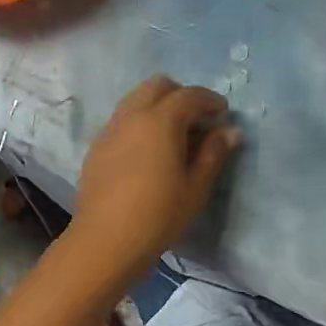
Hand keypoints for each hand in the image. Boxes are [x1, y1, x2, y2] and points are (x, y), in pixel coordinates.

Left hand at [70, 76, 238, 277]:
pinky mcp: (95, 147)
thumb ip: (213, 154)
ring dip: (156, 106)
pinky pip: (120, 120)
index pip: (189, 95)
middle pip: (157, 86)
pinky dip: (138, 123)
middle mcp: (131, 116)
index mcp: (160, 121)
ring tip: (171, 135)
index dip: (210, 100)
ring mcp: (109, 130)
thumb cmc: (158, 215)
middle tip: (196, 119)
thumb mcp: (195, 188)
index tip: (222, 113)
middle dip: (180, 94)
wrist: (105, 240)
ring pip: (134, 100)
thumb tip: (229, 131)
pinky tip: (146, 152)